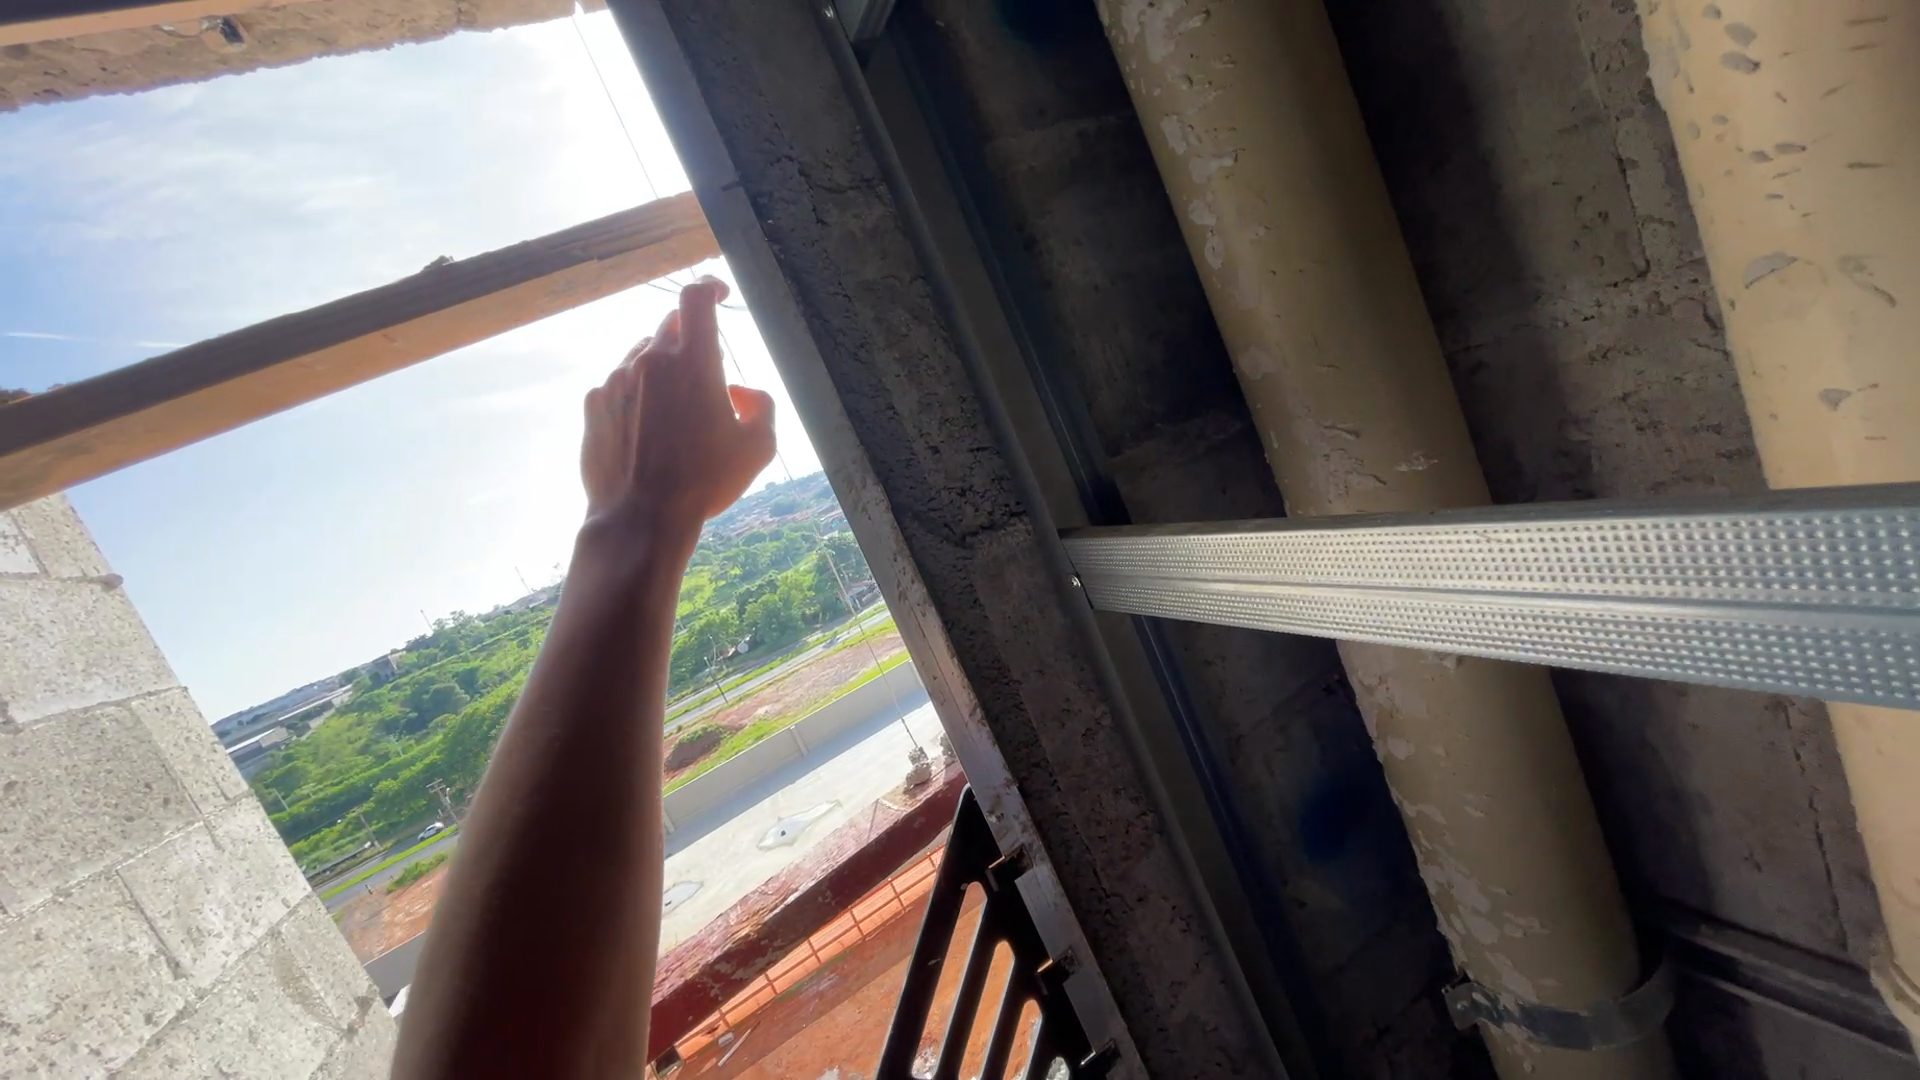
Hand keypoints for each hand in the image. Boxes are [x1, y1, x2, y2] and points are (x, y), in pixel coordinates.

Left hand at [581, 277, 776, 534]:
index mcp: (693, 362)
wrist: (642, 516)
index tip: (719, 294)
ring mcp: (615, 379)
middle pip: (670, 326)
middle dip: (691, 340)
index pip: (695, 298)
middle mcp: (650, 360)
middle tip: (705, 375)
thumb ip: (762, 407)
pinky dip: (637, 394)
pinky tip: (648, 430)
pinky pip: (619, 384)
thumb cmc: (706, 481)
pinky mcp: (593, 403)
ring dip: (663, 370)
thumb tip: (739, 391)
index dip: (709, 288)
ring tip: (676, 412)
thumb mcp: (759, 447)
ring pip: (643, 356)